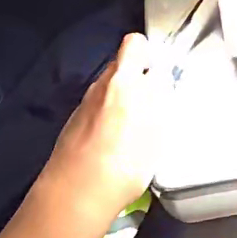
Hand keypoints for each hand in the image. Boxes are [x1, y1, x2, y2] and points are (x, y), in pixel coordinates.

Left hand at [39, 33, 163, 221]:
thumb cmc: (124, 164)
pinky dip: (108, 115)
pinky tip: (115, 141)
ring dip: (122, 96)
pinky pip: (98, 107)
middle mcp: (101, 84)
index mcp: (123, 80)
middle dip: (137, 74)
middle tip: (153, 99)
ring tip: (136, 126)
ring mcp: (85, 102)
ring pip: (109, 86)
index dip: (150, 54)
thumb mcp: (157, 133)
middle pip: (121, 64)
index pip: (135, 44)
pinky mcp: (74, 121)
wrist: (76, 193)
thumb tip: (160, 83)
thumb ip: (159, 101)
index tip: (162, 72)